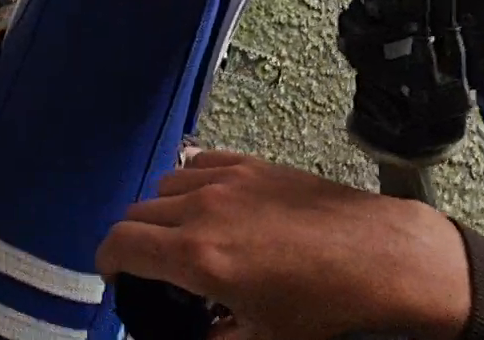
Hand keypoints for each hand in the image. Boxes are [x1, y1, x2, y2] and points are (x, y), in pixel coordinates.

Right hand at [97, 152, 471, 339]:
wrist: (377, 255)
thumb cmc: (321, 307)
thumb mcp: (264, 339)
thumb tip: (196, 337)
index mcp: (198, 255)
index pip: (122, 243)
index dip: (107, 262)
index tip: (115, 279)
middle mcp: (201, 207)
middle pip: (138, 212)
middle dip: (133, 241)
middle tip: (150, 269)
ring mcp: (226, 177)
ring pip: (166, 185)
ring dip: (161, 212)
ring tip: (183, 238)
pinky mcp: (250, 161)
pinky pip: (199, 162)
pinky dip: (190, 183)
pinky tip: (210, 204)